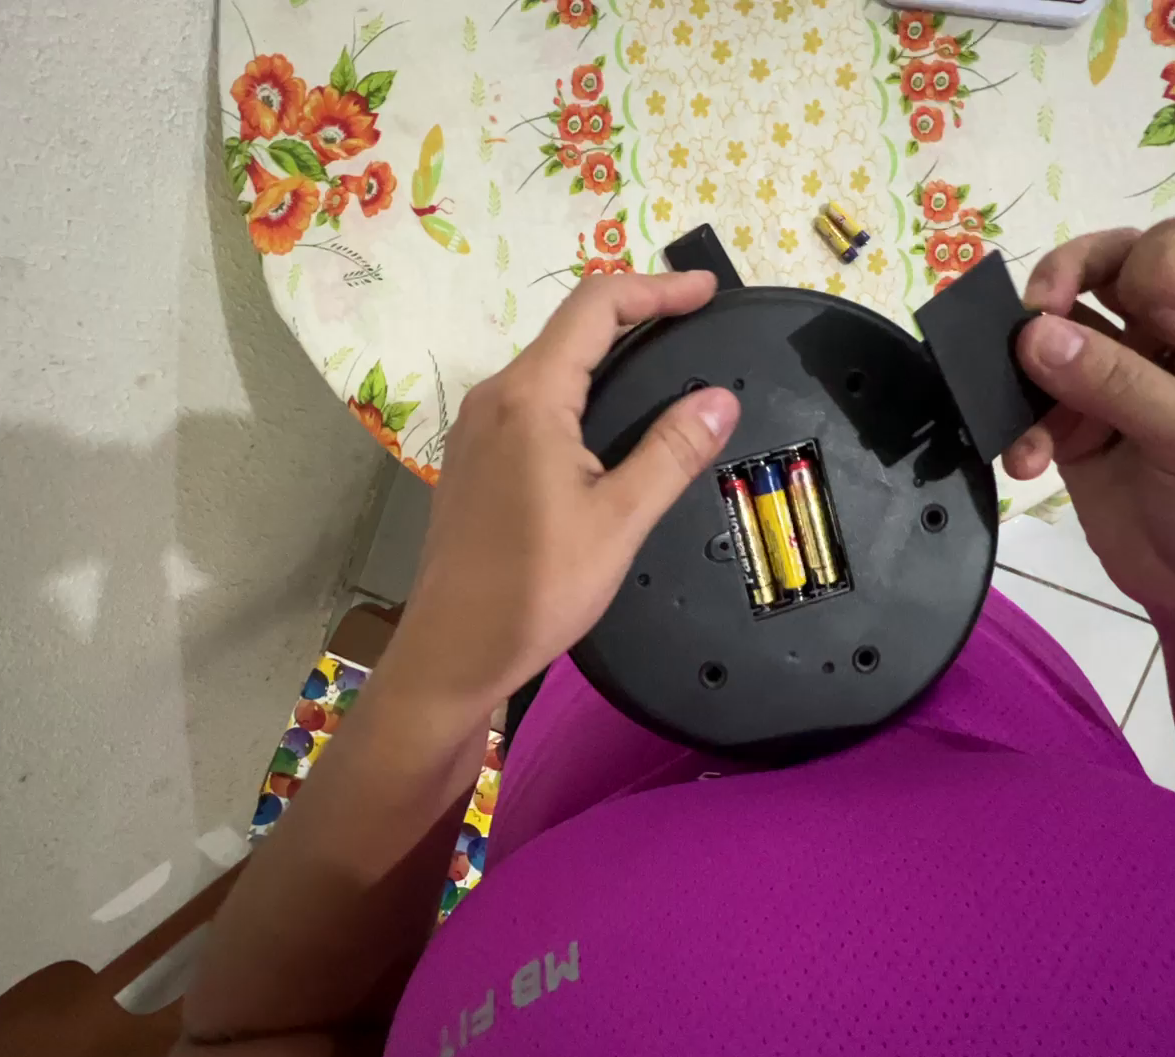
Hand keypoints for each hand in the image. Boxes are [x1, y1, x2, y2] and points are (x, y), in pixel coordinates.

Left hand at [382, 272, 741, 708]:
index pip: (595, 309)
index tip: (705, 291)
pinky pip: (530, 403)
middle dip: (633, 316)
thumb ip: (670, 453)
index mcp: (529, 399)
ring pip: (547, 367)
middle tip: (690, 324)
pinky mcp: (472, 459)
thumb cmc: (536, 587)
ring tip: (657, 366)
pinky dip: (575, 391)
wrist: (454, 649)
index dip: (655, 289)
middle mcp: (493, 399)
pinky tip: (602, 423)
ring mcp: (475, 429)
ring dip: (603, 355)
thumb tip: (720, 399)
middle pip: (568, 331)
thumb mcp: (618, 521)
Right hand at [1000, 220, 1174, 634]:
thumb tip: (1029, 335)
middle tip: (1033, 311)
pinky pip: (1032, 410)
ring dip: (1025, 370)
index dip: (1157, 266)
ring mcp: (1116, 390)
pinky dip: (1021, 432)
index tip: (1154, 321)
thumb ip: (1116, 383)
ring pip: (1053, 343)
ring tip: (1016, 410)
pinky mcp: (1077, 435)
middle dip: (1063, 286)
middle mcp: (1168, 345)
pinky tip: (1023, 465)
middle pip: (1105, 277)